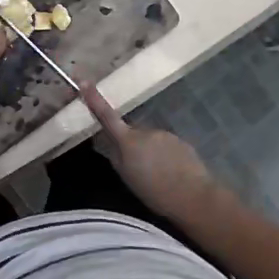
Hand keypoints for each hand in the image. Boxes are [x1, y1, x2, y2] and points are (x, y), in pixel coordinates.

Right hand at [80, 81, 217, 211]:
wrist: (193, 196)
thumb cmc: (154, 191)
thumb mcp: (126, 177)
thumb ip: (117, 156)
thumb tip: (113, 143)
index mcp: (129, 140)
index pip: (107, 116)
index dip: (94, 99)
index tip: (84, 82)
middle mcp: (147, 131)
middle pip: (133, 135)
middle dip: (133, 147)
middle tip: (138, 171)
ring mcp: (166, 135)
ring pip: (151, 142)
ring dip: (151, 154)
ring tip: (158, 178)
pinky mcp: (182, 142)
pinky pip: (167, 147)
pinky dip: (166, 158)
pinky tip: (172, 175)